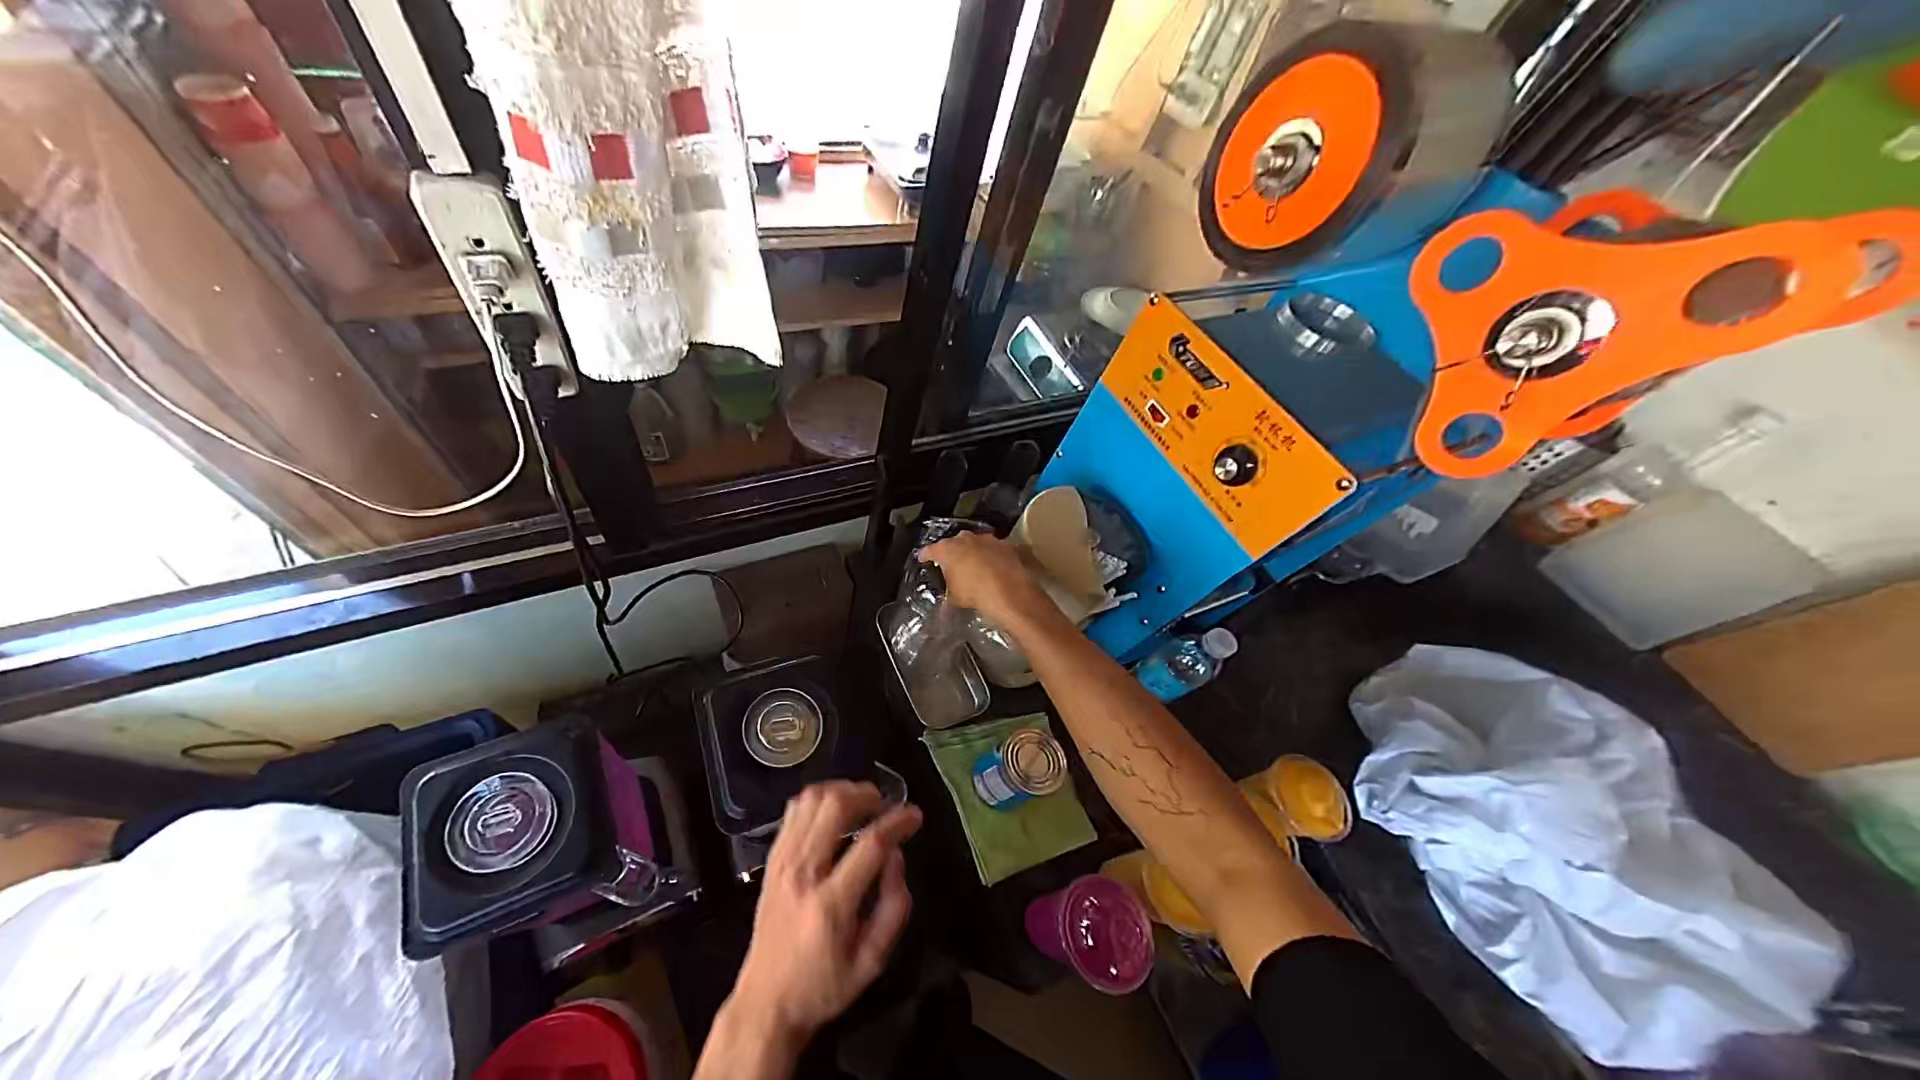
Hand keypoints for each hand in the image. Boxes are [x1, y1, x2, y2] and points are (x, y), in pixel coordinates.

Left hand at [727, 781, 923, 1042]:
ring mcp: (782, 863)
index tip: (915, 816)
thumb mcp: (873, 962)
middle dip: (867, 795)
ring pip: (811, 801)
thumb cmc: (824, 985)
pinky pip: (793, 812)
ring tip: (863, 802)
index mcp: (831, 904)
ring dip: (842, 791)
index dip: (898, 822)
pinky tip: (835, 808)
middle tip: (886, 804)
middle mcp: (803, 874)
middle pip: (835, 807)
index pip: (870, 844)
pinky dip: (818, 799)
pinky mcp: (772, 861)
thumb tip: (897, 856)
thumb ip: (894, 907)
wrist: (765, 1003)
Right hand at [919, 532, 1057, 635]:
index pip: (929, 550)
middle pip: (953, 542)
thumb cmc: (974, 593)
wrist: (1009, 592)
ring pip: (974, 542)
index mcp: (946, 549)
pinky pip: (992, 548)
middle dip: (951, 551)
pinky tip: (992, 566)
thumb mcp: (954, 597)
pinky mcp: (1004, 544)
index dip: (925, 556)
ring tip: (972, 565)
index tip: (923, 559)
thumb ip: (948, 592)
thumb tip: (946, 600)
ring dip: (972, 551)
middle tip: (951, 563)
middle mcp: (965, 539)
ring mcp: (986, 539)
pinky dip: (990, 555)